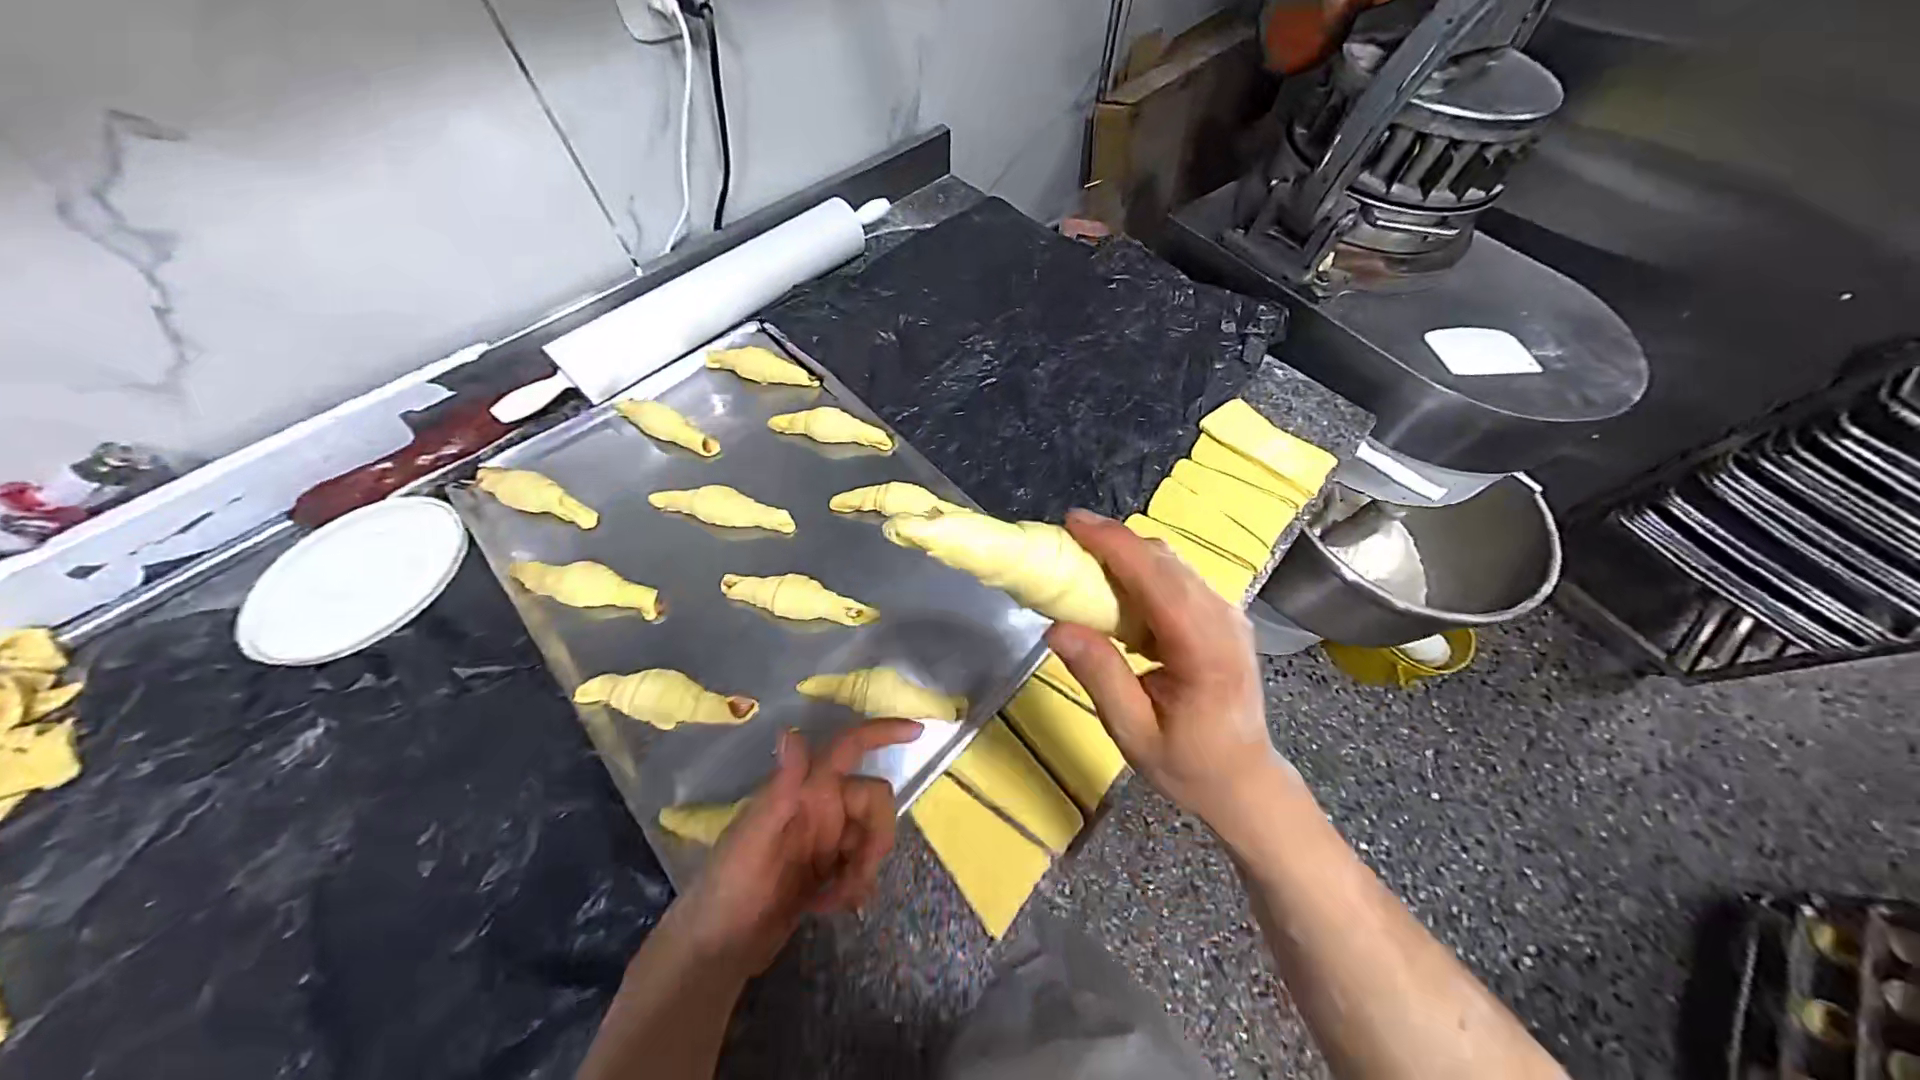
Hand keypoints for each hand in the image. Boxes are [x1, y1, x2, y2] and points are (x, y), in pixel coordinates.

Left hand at [665, 719, 921, 976]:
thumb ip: (779, 787)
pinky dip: (856, 884)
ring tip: (836, 899)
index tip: (917, 732)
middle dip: (876, 836)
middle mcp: (818, 807)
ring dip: (864, 867)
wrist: (717, 949)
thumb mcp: (752, 838)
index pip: (848, 748)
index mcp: (803, 791)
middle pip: (872, 799)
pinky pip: (862, 864)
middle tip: (856, 876)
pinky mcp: (827, 869)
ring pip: (872, 835)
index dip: (882, 733)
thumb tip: (791, 731)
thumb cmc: (728, 888)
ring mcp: (824, 838)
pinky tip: (830, 906)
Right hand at [1046, 509, 1287, 828]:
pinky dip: (1142, 571)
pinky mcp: (1222, 617)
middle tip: (1066, 542)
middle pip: (1165, 560)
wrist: (1244, 781)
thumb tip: (1056, 627)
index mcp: (1204, 648)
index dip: (1113, 544)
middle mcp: (1223, 620)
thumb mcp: (1133, 732)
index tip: (1072, 522)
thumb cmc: (1189, 765)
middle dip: (1113, 542)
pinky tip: (1115, 587)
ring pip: (1172, 564)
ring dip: (1127, 554)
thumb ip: (1099, 676)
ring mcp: (1228, 615)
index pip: (1156, 577)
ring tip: (1083, 560)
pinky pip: (1178, 579)